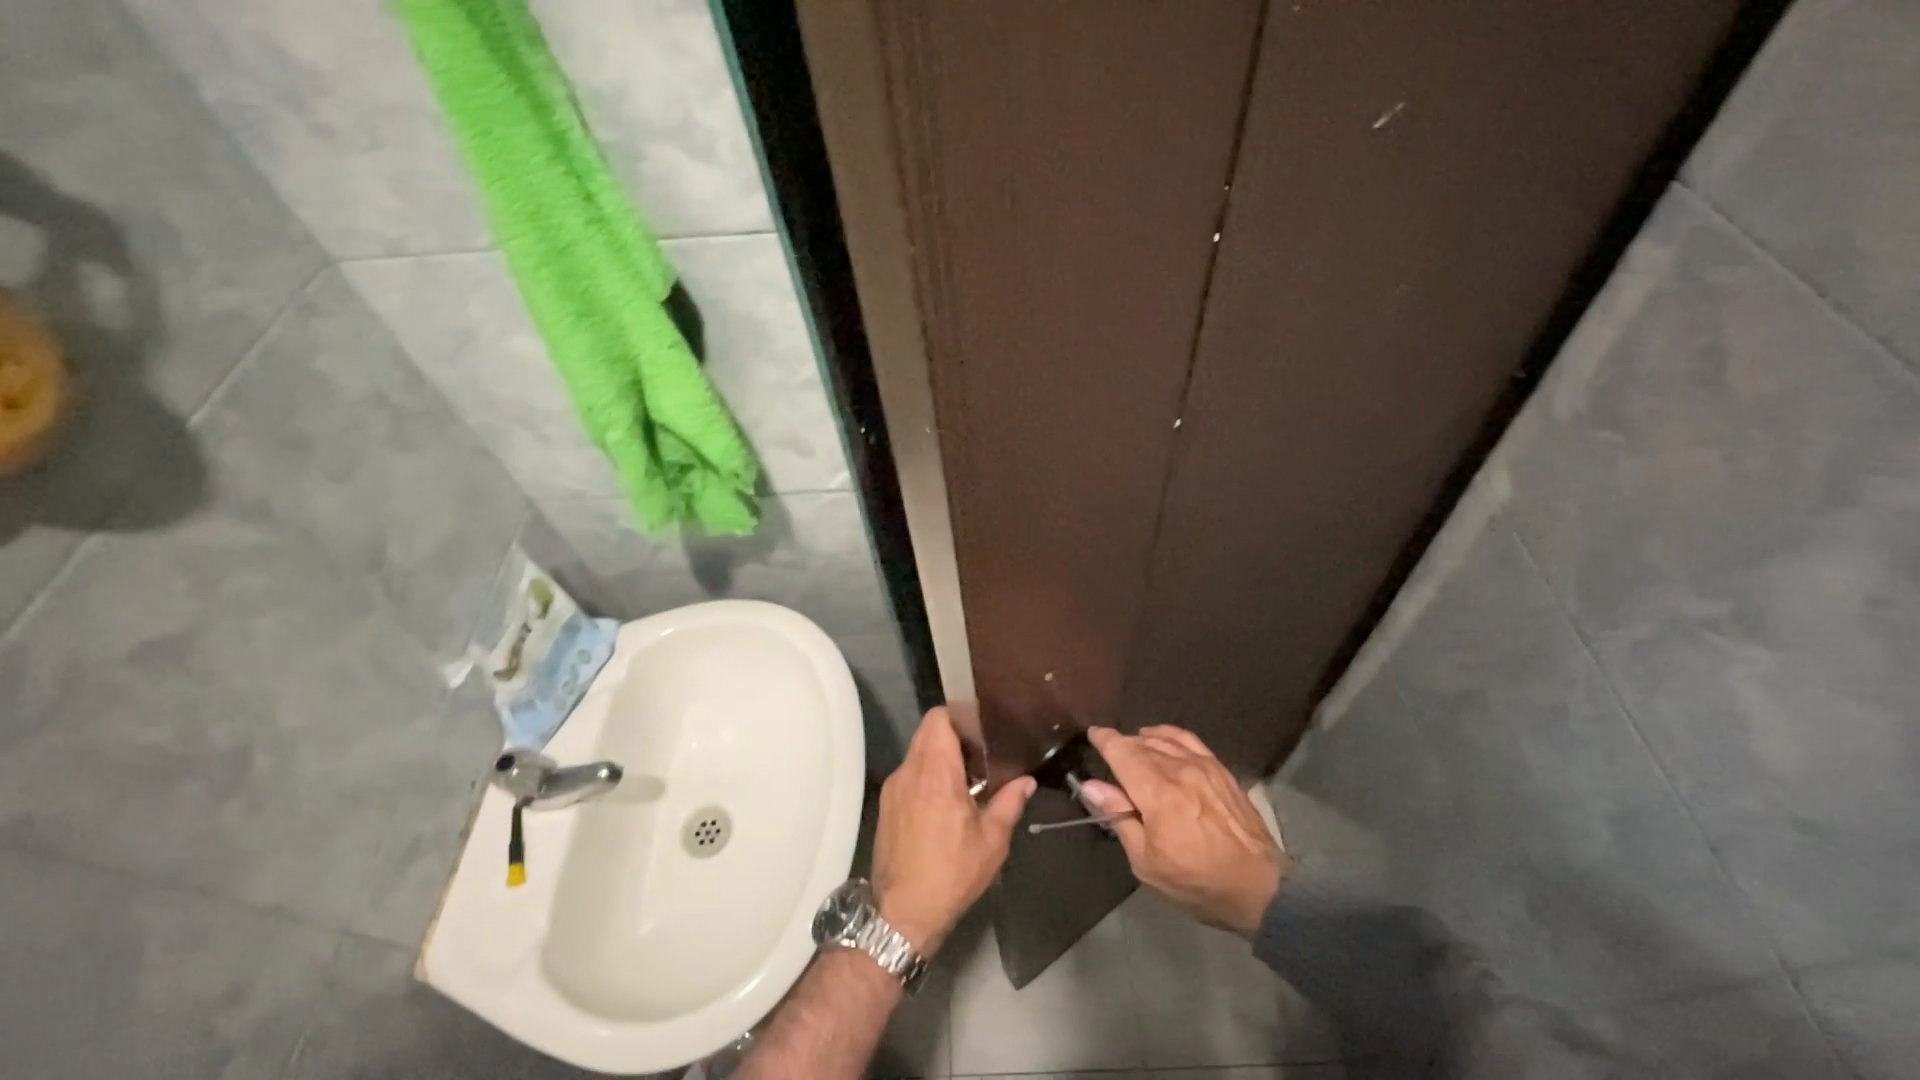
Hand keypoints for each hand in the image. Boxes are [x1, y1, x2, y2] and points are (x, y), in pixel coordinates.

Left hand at [873, 707, 1035, 954]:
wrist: (903, 912)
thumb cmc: (952, 874)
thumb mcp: (992, 841)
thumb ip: (1009, 803)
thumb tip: (1026, 781)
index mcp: (935, 774)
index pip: (938, 719)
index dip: (960, 716)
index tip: (983, 729)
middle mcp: (908, 773)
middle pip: (927, 734)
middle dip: (953, 737)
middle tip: (981, 754)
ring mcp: (893, 789)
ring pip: (916, 755)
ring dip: (939, 759)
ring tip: (967, 779)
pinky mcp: (886, 807)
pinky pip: (908, 776)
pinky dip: (926, 777)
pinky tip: (945, 801)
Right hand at [1081, 725, 1288, 936]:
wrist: (1258, 887)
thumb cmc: (1196, 881)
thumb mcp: (1147, 862)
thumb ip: (1119, 818)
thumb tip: (1091, 786)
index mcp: (1158, 794)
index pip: (1123, 753)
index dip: (1105, 740)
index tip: (1091, 734)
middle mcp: (1180, 771)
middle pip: (1142, 745)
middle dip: (1122, 743)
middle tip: (1107, 750)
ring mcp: (1204, 767)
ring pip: (1165, 740)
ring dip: (1143, 739)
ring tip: (1131, 747)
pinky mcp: (1221, 771)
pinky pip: (1190, 740)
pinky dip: (1170, 735)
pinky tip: (1162, 740)